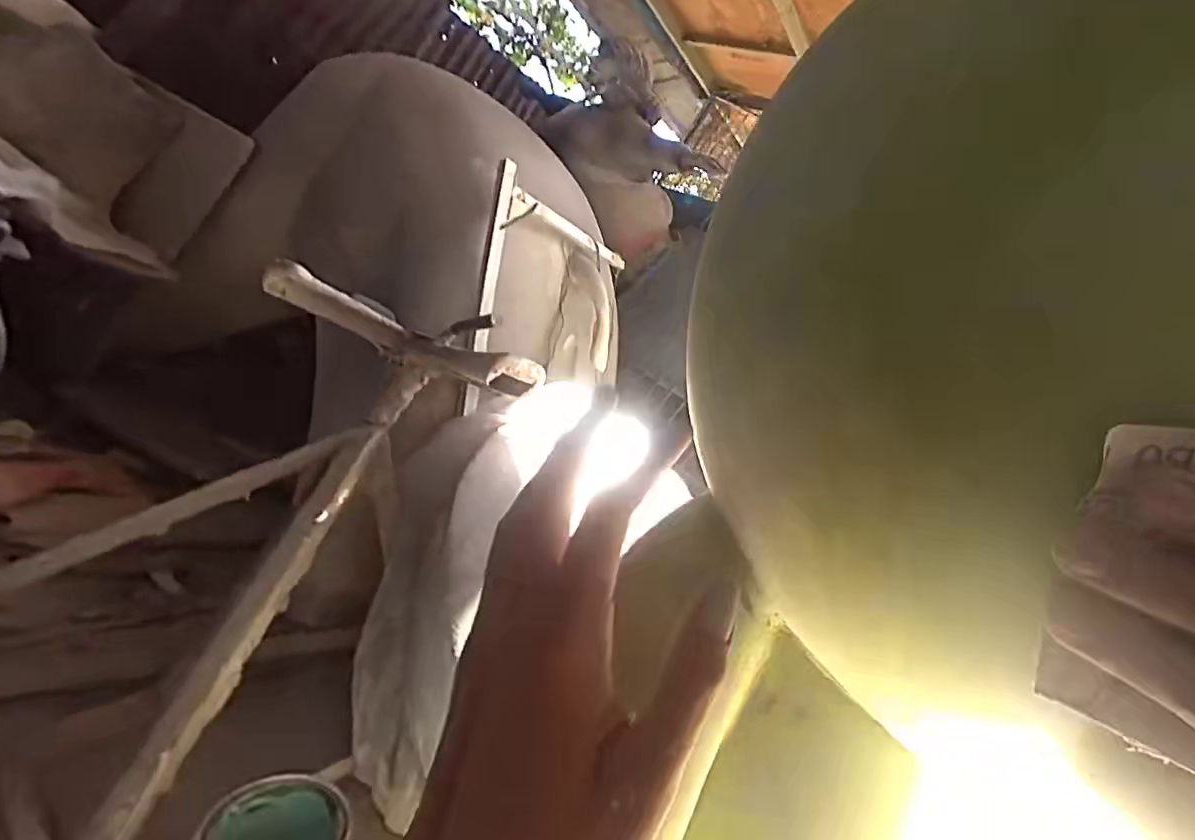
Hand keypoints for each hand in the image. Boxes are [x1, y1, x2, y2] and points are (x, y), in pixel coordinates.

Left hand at [408, 396, 734, 839]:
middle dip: (572, 453)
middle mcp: (511, 634)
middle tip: (609, 411)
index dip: (636, 472)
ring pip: (506, 540)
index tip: (672, 433)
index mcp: (559, 650)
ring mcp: (482, 653)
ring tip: (577, 446)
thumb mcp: (647, 783)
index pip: (599, 531)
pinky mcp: (470, 675)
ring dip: (544, 481)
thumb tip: (724, 592)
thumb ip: (689, 686)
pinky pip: (498, 570)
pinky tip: (542, 533)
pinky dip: (525, 523)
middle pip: (535, 518)